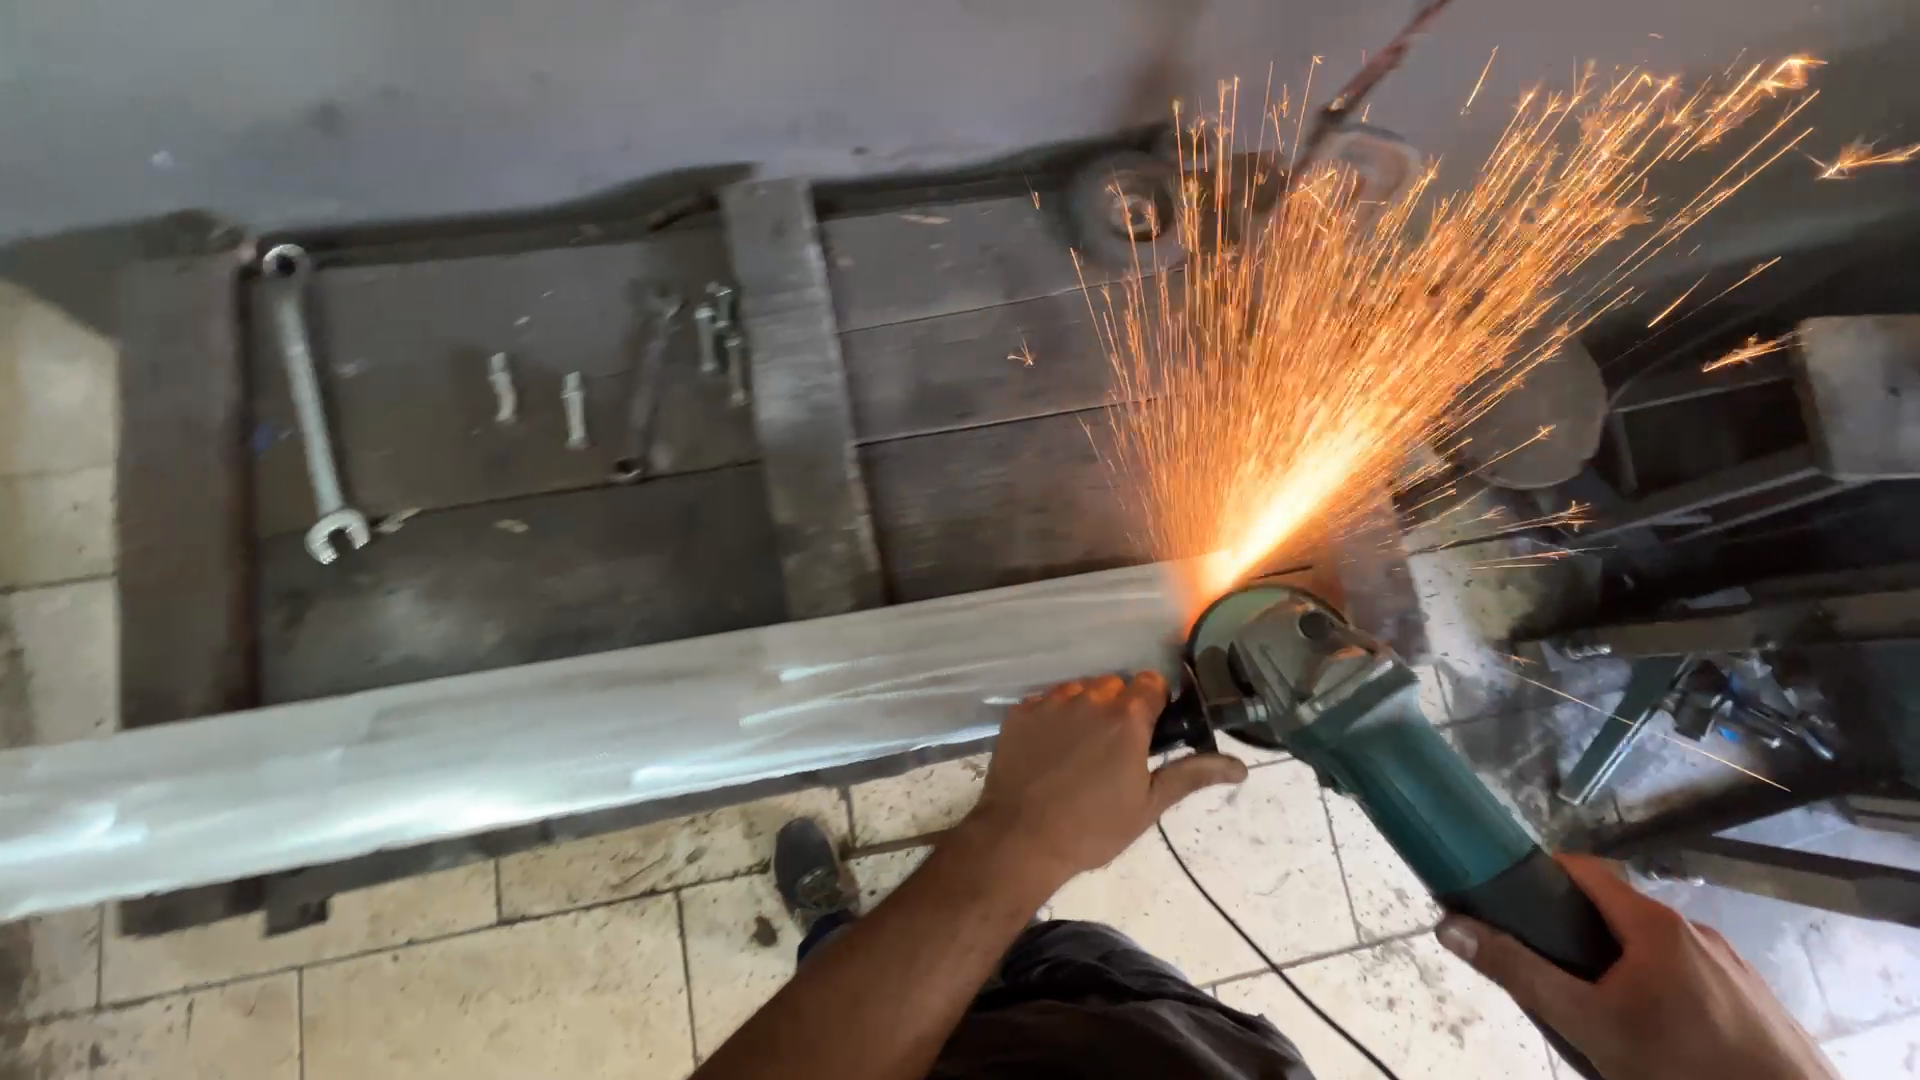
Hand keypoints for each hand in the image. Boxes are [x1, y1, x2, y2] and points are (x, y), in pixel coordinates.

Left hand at [958, 672, 1247, 891]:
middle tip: (1115, 747)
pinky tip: (1049, 749)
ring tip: (1079, 750)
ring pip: (1078, 690)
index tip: (1150, 729)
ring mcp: (1050, 702)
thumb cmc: (1093, 828)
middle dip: (1120, 707)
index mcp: (1127, 717)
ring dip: (1085, 709)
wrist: (1021, 838)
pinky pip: (1045, 701)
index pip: (1151, 682)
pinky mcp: (1019, 711)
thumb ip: (1192, 775)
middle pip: (1114, 685)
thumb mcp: (1148, 805)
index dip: (1154, 702)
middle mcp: (1089, 698)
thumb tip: (1240, 767)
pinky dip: (1052, 717)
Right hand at [1436, 854, 1837, 1079]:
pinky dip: (1661, 987)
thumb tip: (1448, 925)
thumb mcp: (1588, 1024)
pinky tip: (1657, 1033)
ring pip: (1654, 946)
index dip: (1542, 873)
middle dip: (1575, 928)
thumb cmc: (1685, 1067)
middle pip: (1617, 909)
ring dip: (1618, 960)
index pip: (1585, 868)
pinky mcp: (1758, 1003)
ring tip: (1598, 1005)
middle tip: (1548, 964)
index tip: (1511, 897)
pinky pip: (1691, 975)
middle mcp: (1697, 931)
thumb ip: (1518, 971)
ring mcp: (1734, 967)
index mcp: (1655, 924)